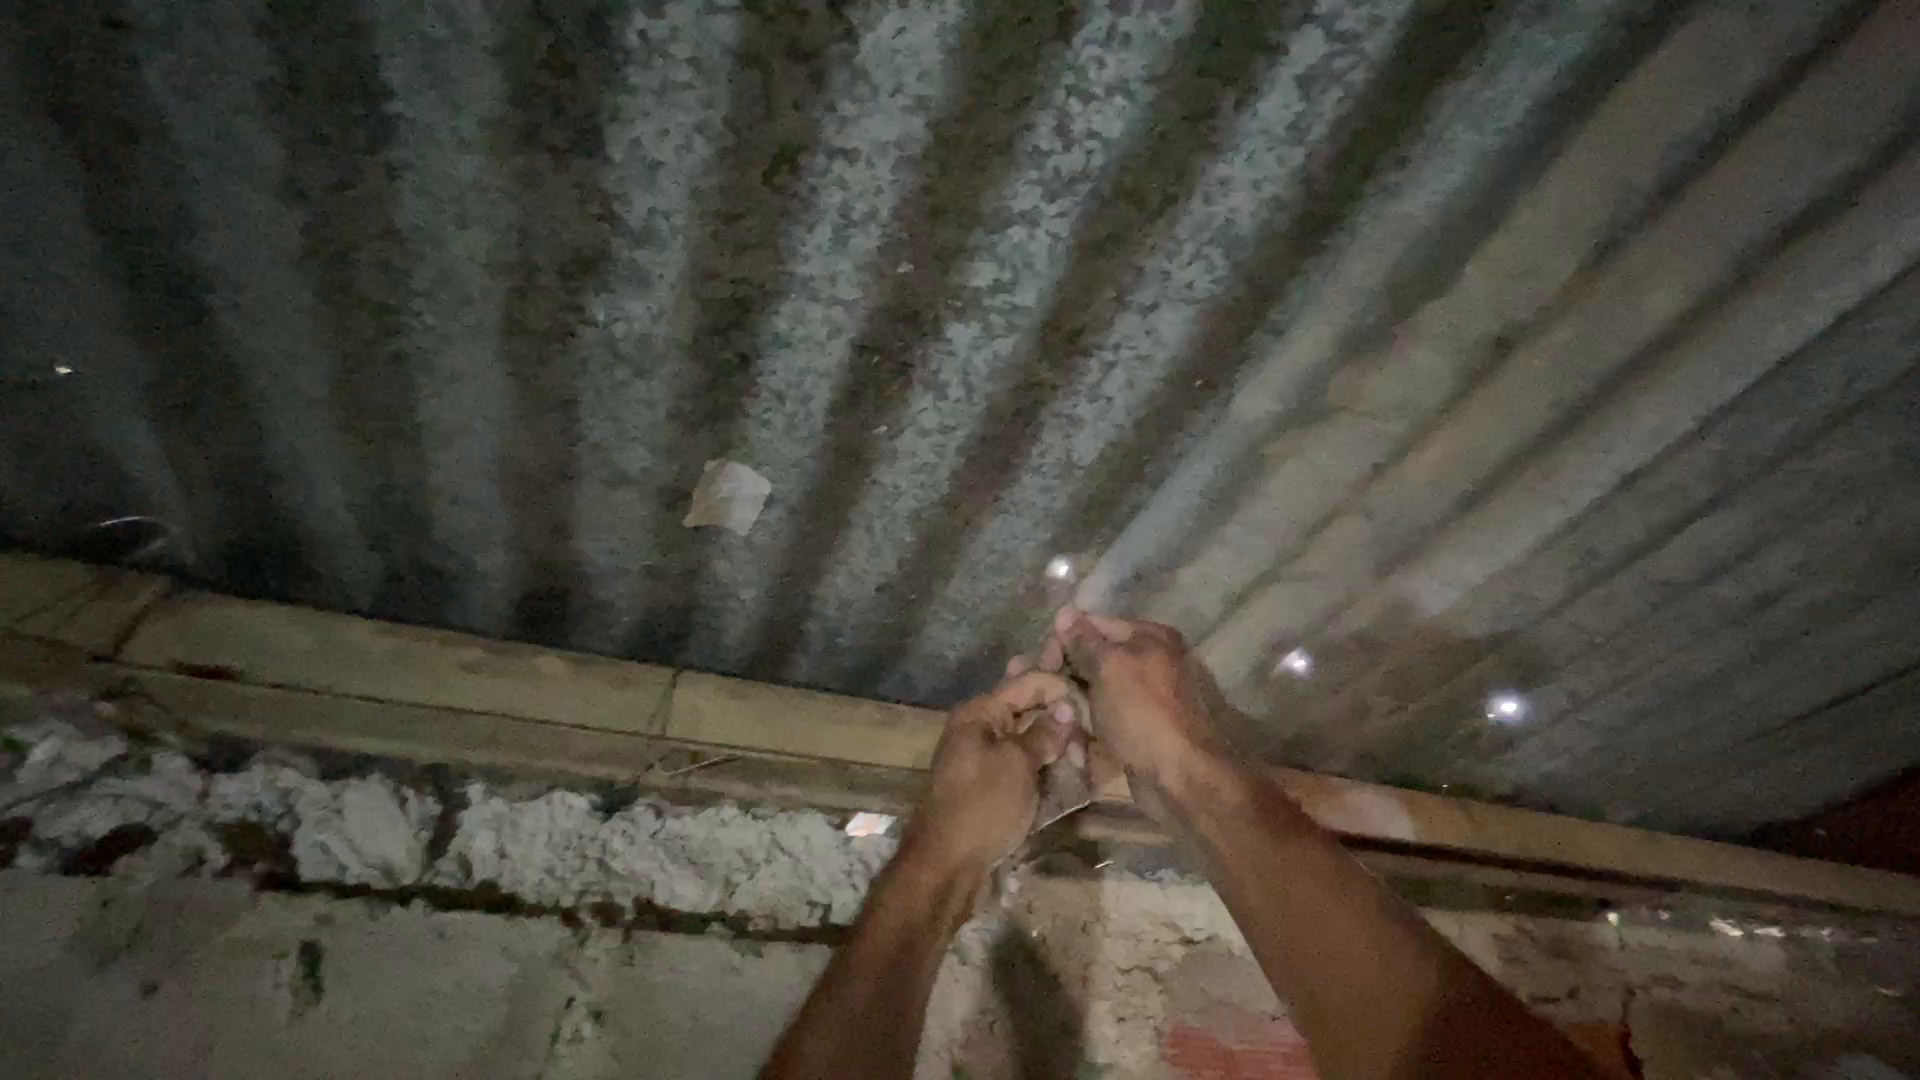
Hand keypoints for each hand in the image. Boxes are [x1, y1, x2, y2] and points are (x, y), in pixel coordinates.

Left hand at [898, 670, 1079, 881]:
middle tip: (1097, 729)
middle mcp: (981, 731)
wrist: (947, 865)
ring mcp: (987, 762)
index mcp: (980, 713)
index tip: (1093, 701)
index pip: (1026, 683)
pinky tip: (1078, 779)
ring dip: (1060, 749)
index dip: (1060, 688)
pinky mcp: (994, 791)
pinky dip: (1050, 773)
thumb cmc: (982, 804)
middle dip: (1063, 720)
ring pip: (1031, 745)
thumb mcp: (1016, 763)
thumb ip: (1043, 733)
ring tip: (1094, 754)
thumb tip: (1066, 708)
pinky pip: (1027, 772)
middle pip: (1030, 713)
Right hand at [1041, 607, 1232, 801]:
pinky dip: (1085, 727)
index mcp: (1149, 637)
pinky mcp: (1138, 730)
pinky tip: (1067, 737)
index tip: (1038, 664)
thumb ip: (1085, 641)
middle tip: (1032, 690)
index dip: (1062, 641)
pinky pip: (1103, 721)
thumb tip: (1065, 611)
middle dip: (1062, 673)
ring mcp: (1144, 699)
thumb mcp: (1110, 667)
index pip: (1094, 626)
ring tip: (1045, 714)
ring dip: (1069, 704)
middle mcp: (1150, 662)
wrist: (1181, 778)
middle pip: (1094, 659)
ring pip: (1095, 693)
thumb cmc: (1143, 713)